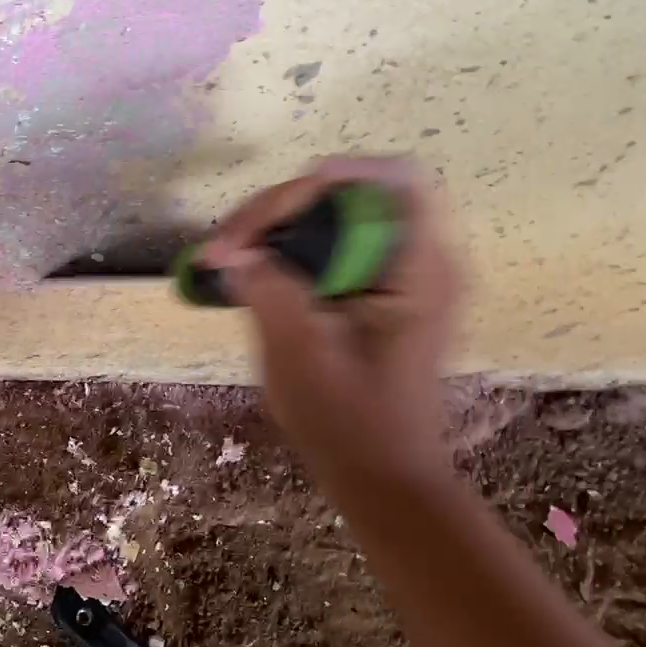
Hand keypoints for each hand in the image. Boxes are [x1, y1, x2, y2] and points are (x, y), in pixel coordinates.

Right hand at [202, 156, 464, 484]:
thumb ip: (269, 289)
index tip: (271, 211)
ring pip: (330, 213)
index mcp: (420, 271)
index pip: (397, 183)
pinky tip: (247, 269)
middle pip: (350, 191)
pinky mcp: (370, 288)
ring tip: (226, 256)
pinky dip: (281, 245)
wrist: (379, 470)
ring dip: (272, 224)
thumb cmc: (348, 419)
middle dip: (281, 206)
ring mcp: (394, 273)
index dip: (336, 176)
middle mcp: (416, 260)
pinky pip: (324, 241)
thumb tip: (230, 250)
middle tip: (225, 245)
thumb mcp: (300, 352)